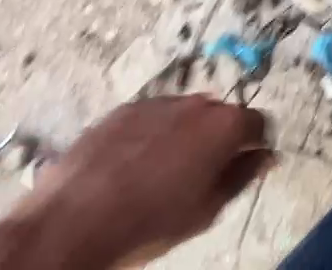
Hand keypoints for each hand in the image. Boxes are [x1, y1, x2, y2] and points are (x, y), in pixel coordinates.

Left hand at [0, 96, 273, 269]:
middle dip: (216, 138)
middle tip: (198, 173)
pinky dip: (149, 135)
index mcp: (227, 125)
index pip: (260, 123)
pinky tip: (131, 166)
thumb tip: (264, 156)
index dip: (254, 145)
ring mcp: (157, 103)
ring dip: (182, 134)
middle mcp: (198, 103)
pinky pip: (149, 118)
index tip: (245, 164)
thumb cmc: (147, 223)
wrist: (67, 227)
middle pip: (221, 115)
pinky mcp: (121, 110)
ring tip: (158, 171)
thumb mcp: (206, 210)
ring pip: (184, 115)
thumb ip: (242, 176)